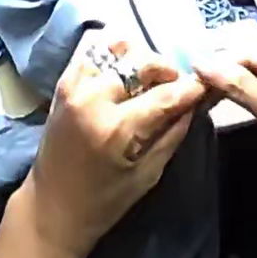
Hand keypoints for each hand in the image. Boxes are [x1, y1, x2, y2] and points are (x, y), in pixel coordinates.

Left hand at [16, 38, 205, 257]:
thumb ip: (173, 134)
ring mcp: (75, 85)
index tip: (206, 82)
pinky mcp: (64, 81)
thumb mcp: (147, 175)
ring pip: (118, 47)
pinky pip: (93, 49)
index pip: (164, 96)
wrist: (49, 210)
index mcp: (115, 129)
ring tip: (147, 78)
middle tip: (174, 84)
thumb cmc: (102, 202)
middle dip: (165, 70)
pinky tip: (124, 68)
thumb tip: (196, 101)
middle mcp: (93, 98)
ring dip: (139, 59)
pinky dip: (113, 52)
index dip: (190, 87)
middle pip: (141, 62)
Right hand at [193, 44, 256, 232]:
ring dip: (235, 93)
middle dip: (226, 77)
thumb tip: (200, 61)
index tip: (187, 73)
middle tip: (190, 89)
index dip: (221, 62)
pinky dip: (250, 108)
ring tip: (200, 97)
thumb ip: (240, 87)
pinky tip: (226, 110)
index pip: (254, 52)